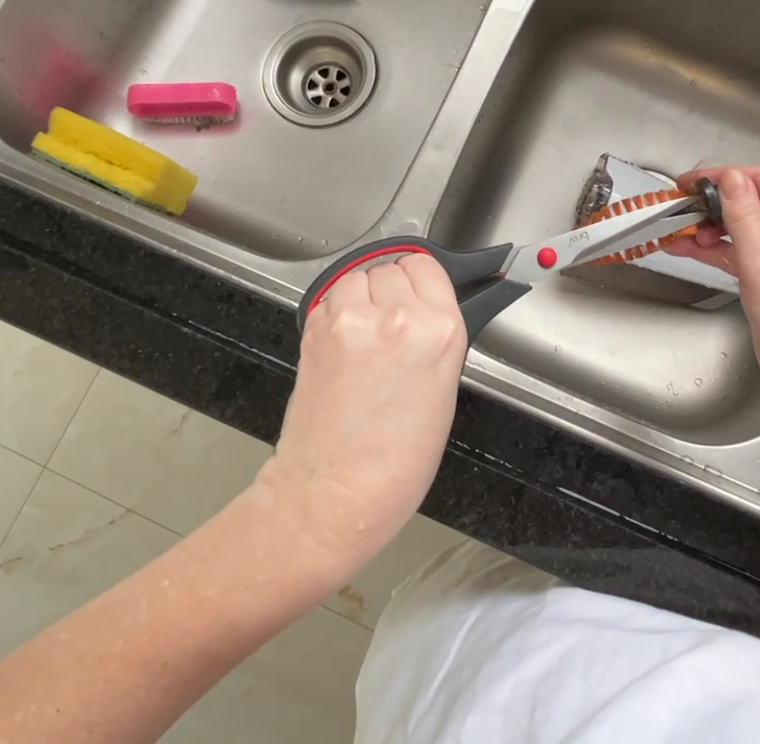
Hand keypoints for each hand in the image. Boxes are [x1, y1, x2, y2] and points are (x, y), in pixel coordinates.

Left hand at [256, 253, 466, 577]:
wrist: (337, 492)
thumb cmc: (397, 461)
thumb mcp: (443, 389)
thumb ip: (435, 338)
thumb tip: (423, 310)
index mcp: (441, 330)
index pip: (428, 267)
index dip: (421, 280)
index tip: (418, 293)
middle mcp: (398, 316)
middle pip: (391, 268)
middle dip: (390, 290)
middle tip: (390, 324)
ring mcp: (352, 321)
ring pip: (357, 277)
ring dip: (360, 296)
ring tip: (363, 334)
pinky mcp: (316, 331)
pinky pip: (330, 298)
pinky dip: (336, 311)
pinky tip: (343, 344)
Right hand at [668, 167, 759, 406]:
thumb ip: (743, 217)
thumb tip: (730, 179)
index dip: (724, 177)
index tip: (690, 181)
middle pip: (752, 202)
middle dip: (714, 206)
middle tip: (680, 207)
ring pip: (744, 227)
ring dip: (711, 229)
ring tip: (679, 232)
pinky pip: (742, 250)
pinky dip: (717, 250)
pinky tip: (688, 248)